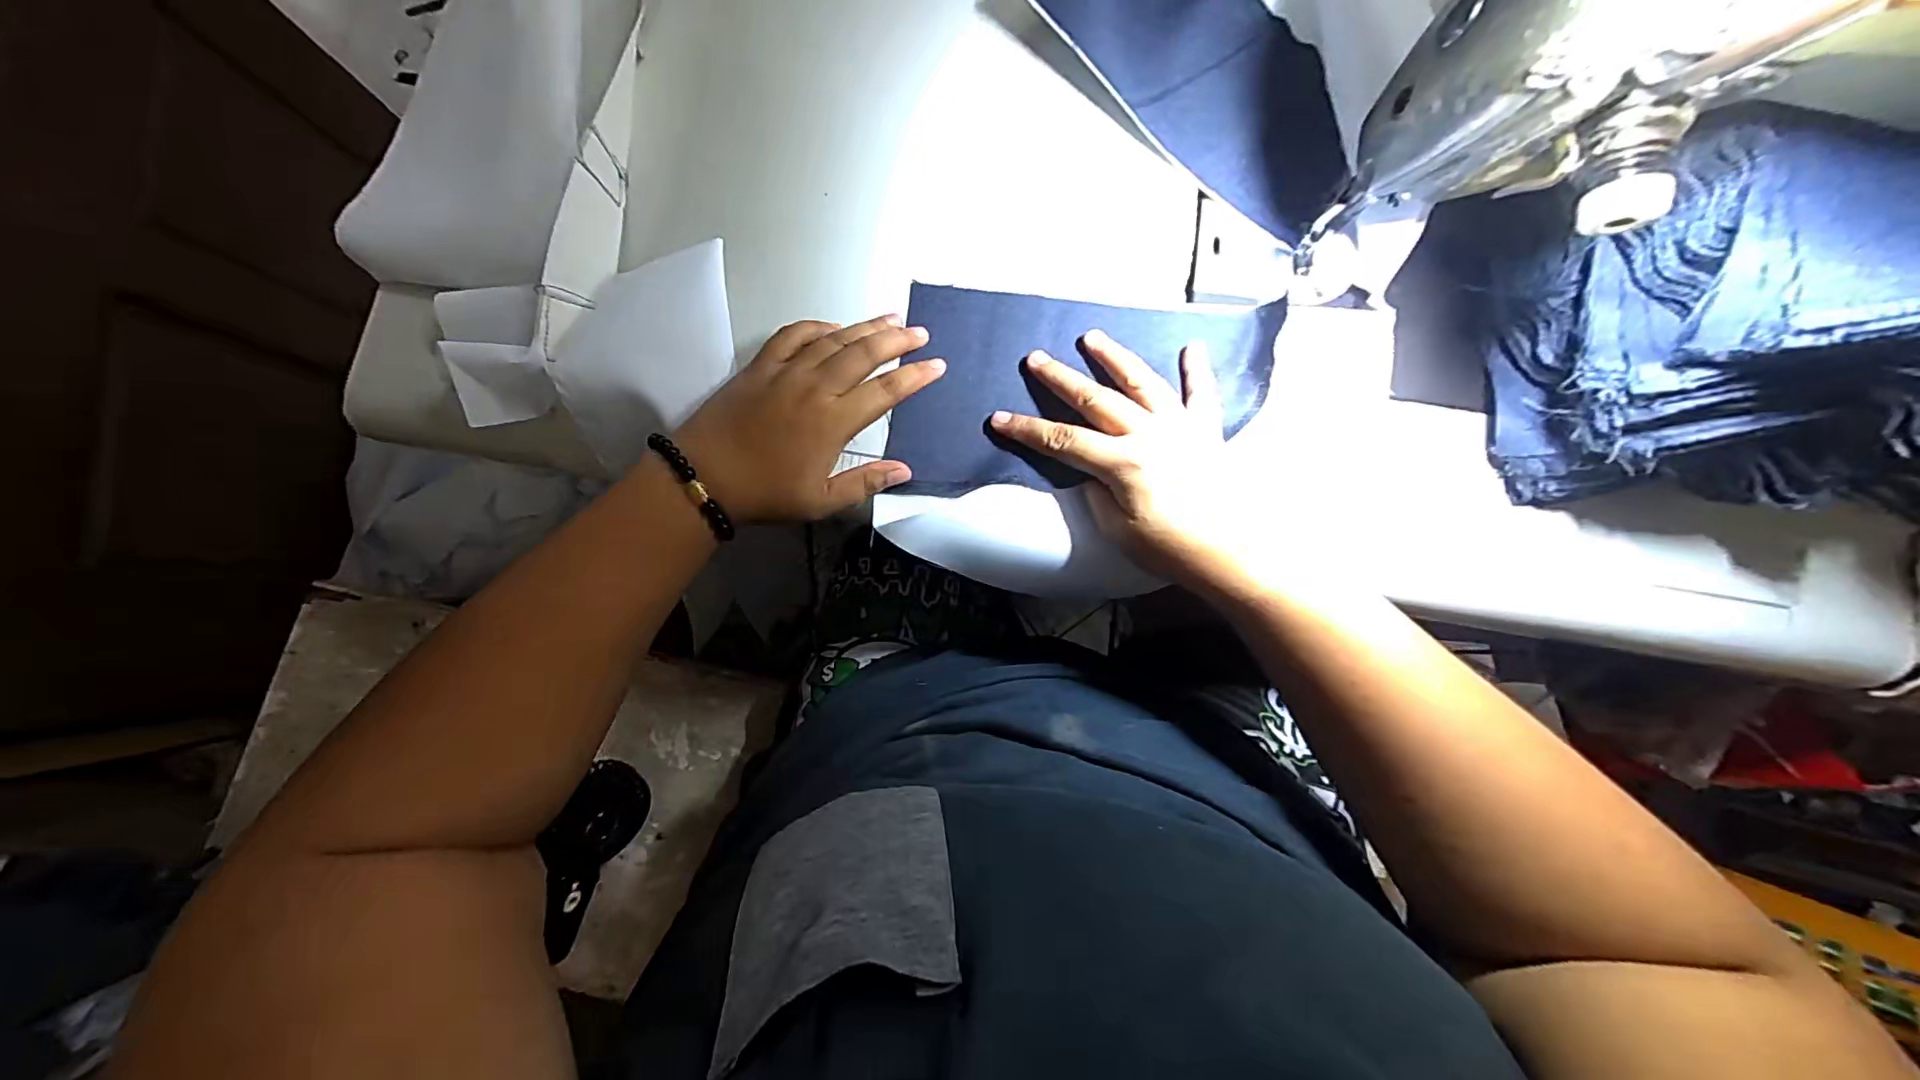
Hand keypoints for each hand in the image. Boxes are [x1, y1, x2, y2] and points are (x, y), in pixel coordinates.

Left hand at [673, 315, 944, 522]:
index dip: (914, 377)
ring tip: (889, 318)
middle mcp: (815, 389)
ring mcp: (786, 373)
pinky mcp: (760, 367)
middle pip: (864, 355)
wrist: (705, 476)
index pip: (885, 392)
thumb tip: (905, 471)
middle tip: (919, 331)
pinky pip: (793, 335)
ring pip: (834, 340)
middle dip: (896, 340)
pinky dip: (816, 327)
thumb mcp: (820, 500)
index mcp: (834, 422)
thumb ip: (865, 482)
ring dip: (864, 327)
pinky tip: (832, 326)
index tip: (936, 365)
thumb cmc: (766, 494)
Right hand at [989, 330, 1258, 594]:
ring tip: (1092, 338)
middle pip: (1095, 399)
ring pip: (1141, 382)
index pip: (1062, 440)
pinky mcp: (1206, 432)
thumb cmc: (1169, 549)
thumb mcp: (1116, 528)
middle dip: (1060, 378)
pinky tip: (1191, 347)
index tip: (999, 419)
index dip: (1026, 430)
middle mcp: (1149, 436)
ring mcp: (1180, 429)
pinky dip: (1196, 370)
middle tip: (1035, 359)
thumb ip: (1098, 492)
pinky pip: (1201, 394)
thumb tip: (1092, 471)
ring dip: (1113, 358)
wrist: (1227, 555)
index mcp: (1122, 464)